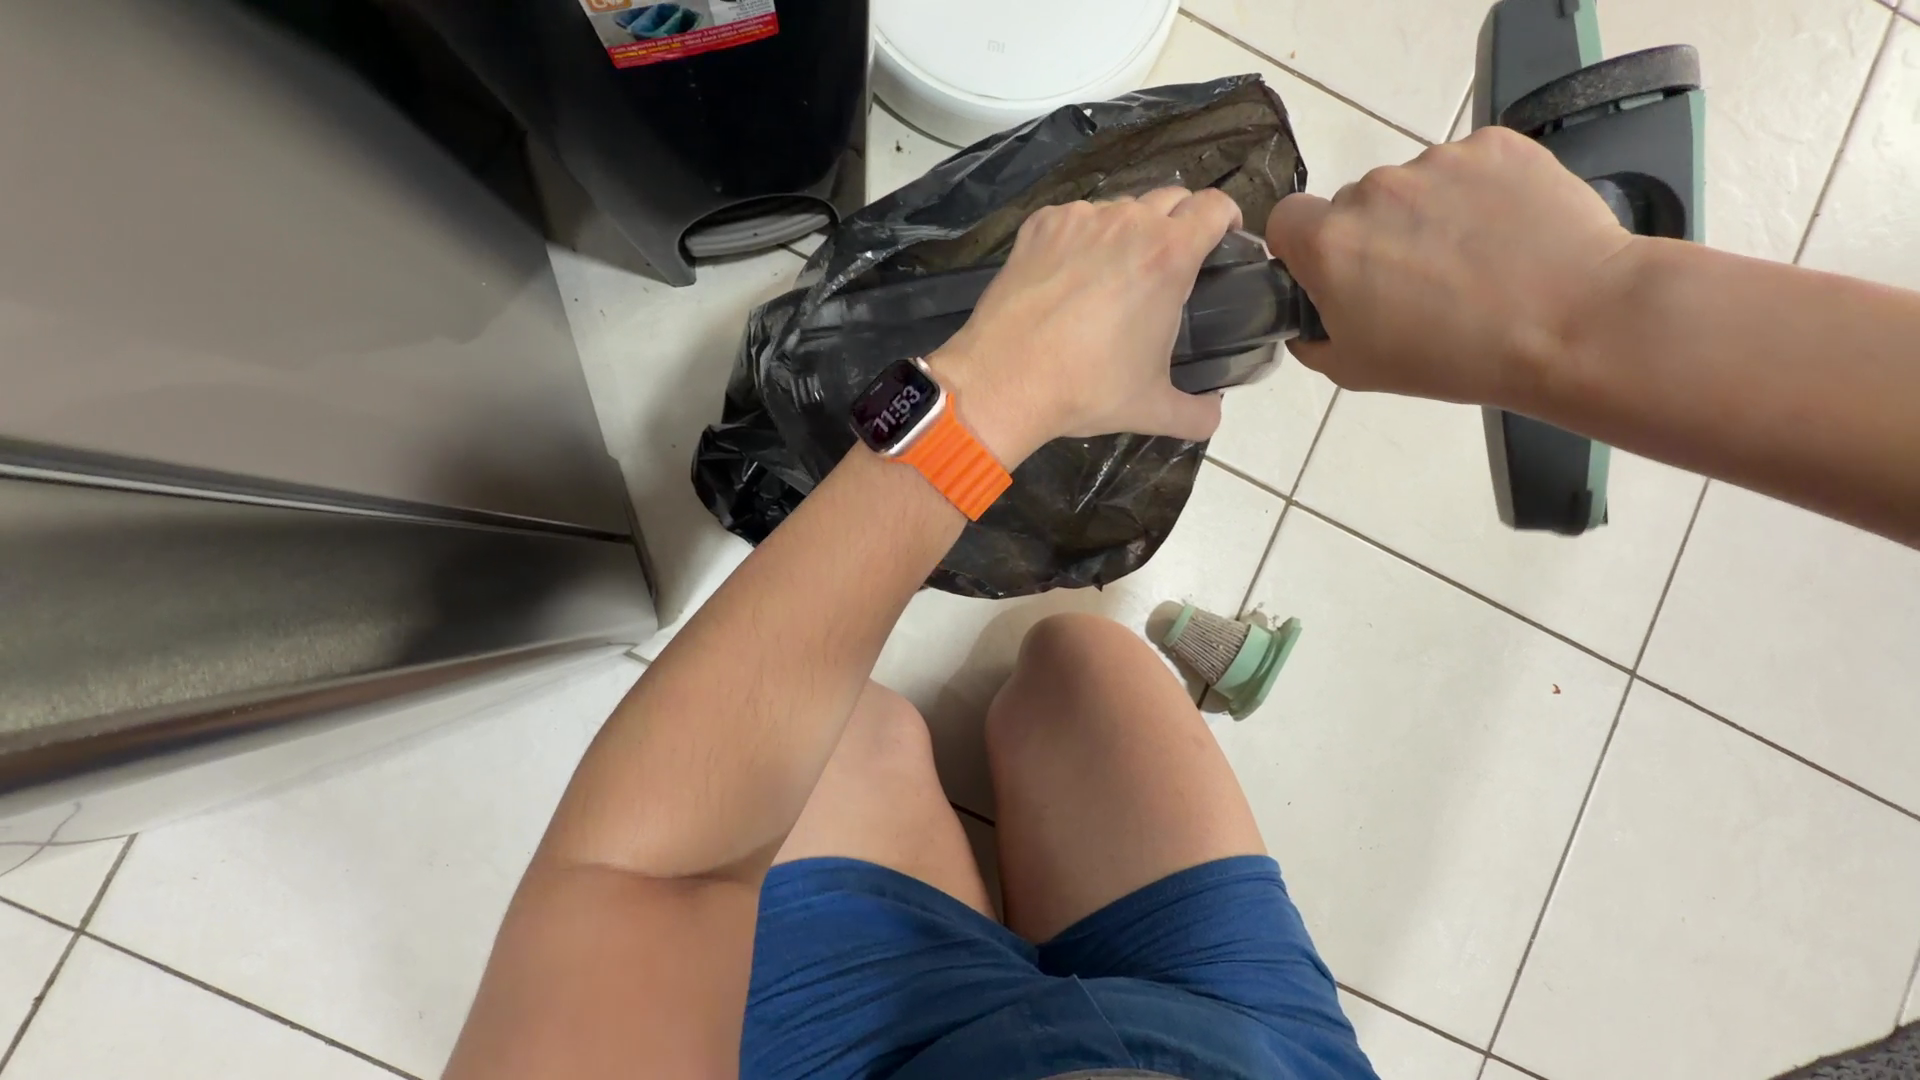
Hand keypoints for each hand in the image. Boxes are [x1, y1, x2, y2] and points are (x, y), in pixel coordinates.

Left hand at [930, 187, 1243, 464]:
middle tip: (1168, 265)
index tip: (1222, 240)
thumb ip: (1197, 413)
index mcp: (1168, 255)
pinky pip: (1073, 219)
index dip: (1226, 219)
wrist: (1004, 382)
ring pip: (1118, 209)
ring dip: (1127, 231)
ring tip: (1113, 273)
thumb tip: (1214, 415)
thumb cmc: (1086, 390)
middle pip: (1170, 199)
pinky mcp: (1038, 226)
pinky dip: (1080, 238)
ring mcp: (1079, 219)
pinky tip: (1068, 276)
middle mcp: (1127, 222)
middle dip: (1179, 224)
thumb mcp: (1152, 409)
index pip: (1215, 207)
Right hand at [1265, 126, 1635, 406]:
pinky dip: (1474, 194)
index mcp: (1328, 243)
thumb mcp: (1353, 370)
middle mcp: (1373, 190)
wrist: (1568, 324)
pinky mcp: (1496, 146)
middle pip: (1352, 205)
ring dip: (1423, 215)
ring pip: (1410, 186)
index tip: (1328, 272)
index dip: (1300, 246)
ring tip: (1467, 259)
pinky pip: (1465, 166)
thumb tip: (1308, 320)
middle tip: (1409, 280)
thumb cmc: (1450, 358)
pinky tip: (1500, 234)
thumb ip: (1311, 338)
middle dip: (1370, 235)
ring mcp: (1437, 161)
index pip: (1285, 219)